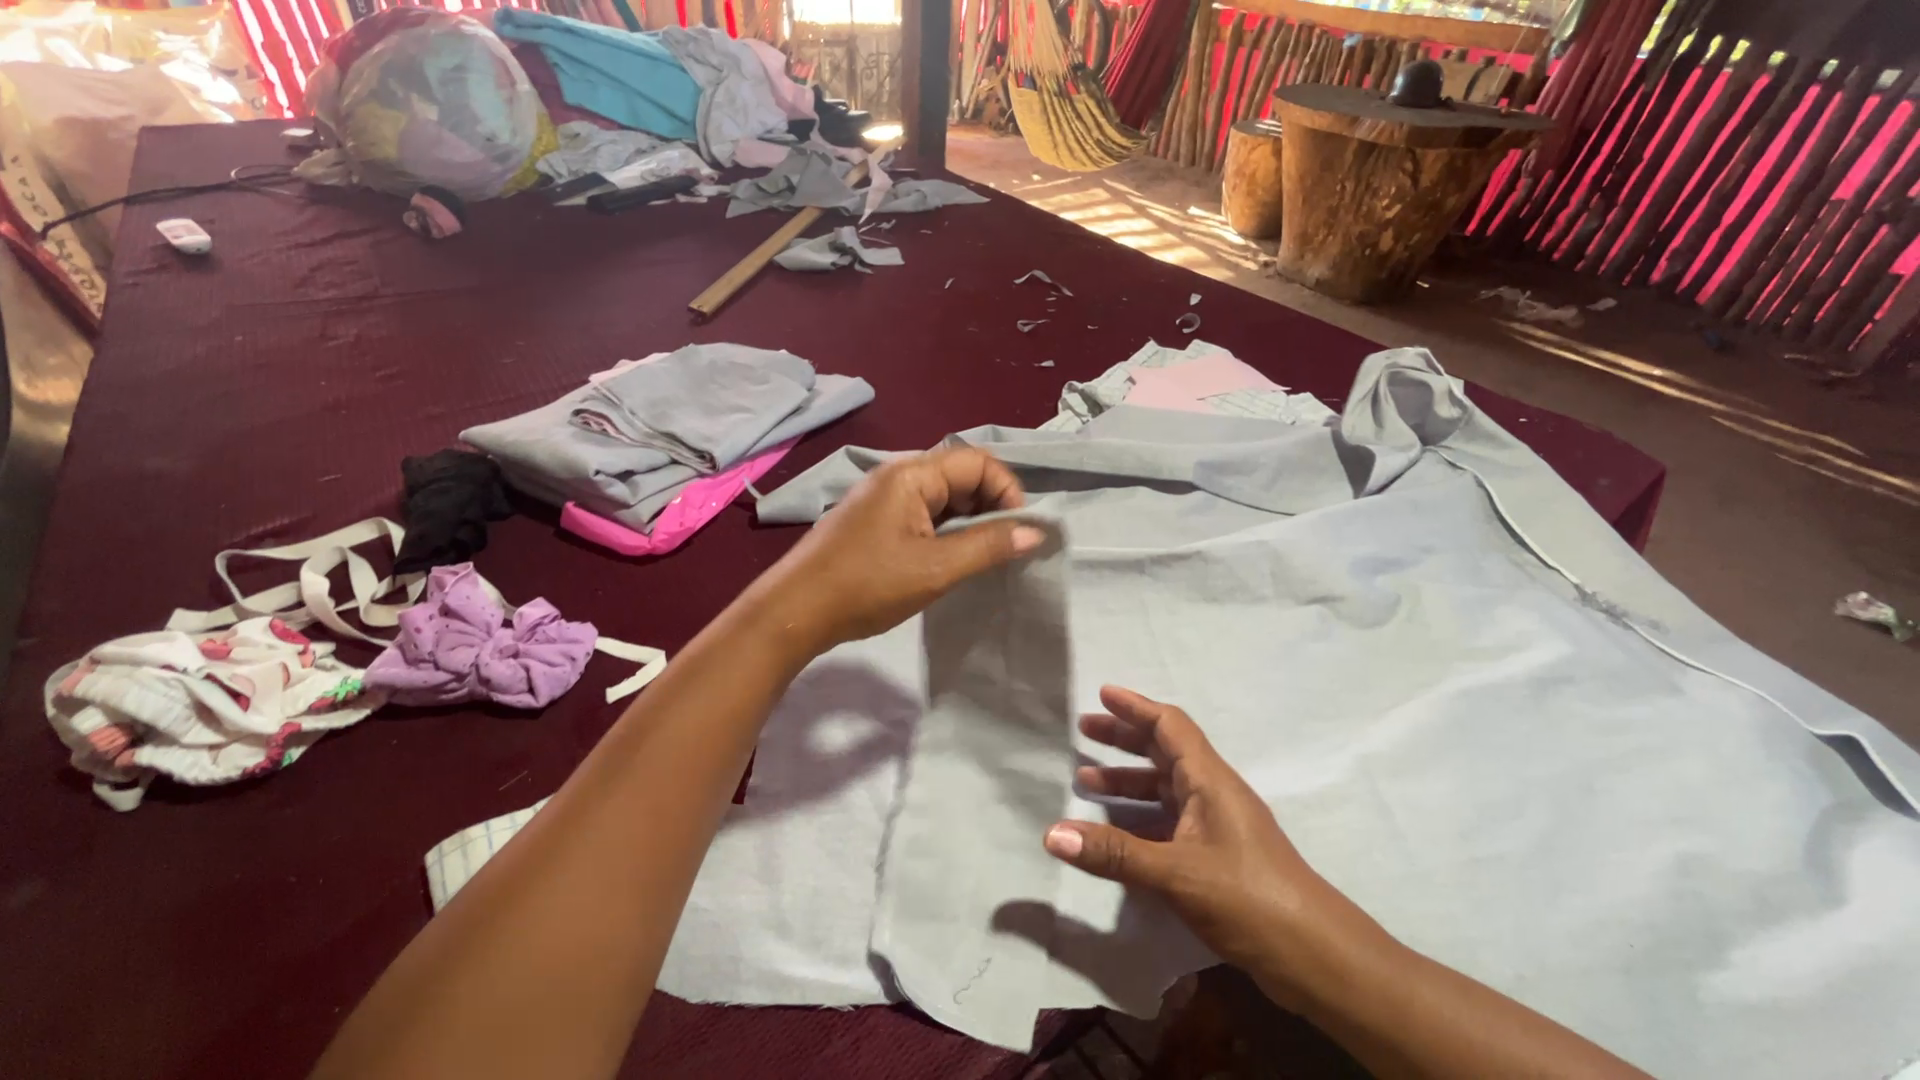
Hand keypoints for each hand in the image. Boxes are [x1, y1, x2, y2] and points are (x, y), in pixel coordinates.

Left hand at [753, 448, 1044, 651]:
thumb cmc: (867, 585)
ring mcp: (881, 499)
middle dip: (990, 507)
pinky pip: (922, 514)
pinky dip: (944, 532)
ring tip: (981, 558)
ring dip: (968, 522)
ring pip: (942, 498)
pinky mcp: (873, 522)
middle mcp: (896, 476)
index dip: (1007, 491)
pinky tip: (949, 561)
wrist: (796, 611)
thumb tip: (1035, 532)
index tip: (1018, 531)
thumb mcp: (936, 569)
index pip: (978, 461)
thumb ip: (988, 547)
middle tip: (1003, 548)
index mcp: (911, 474)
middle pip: (960, 475)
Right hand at [1043, 687, 1387, 1008]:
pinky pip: (1169, 822)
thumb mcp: (1174, 872)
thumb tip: (1051, 833)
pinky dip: (1139, 818)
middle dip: (1124, 739)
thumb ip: (1113, 853)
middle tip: (1083, 732)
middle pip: (1165, 752)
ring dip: (1128, 781)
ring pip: (1165, 789)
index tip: (1102, 693)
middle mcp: (1213, 795)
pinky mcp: (1216, 858)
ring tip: (1085, 783)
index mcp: (1209, 781)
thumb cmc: (1247, 897)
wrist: (1312, 953)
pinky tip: (1114, 834)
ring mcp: (1217, 827)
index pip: (1170, 727)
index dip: (1136, 707)